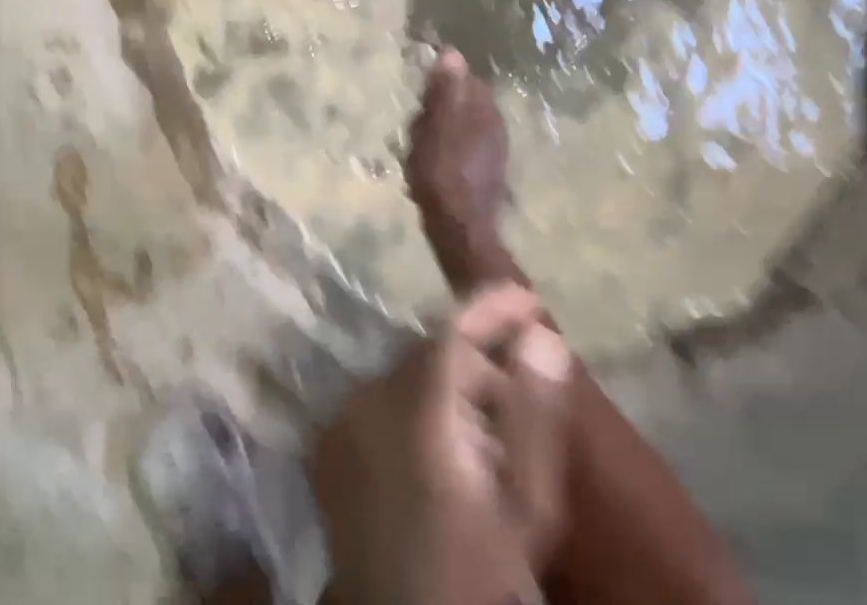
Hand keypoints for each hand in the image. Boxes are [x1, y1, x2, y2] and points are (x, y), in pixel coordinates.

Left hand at [309, 284, 573, 604]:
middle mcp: (364, 403)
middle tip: (520, 393)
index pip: (449, 333)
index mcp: (413, 412)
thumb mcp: (525, 504)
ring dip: (446, 386)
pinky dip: (413, 406)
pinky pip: (377, 401)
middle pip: (426, 353)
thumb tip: (540, 338)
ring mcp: (337, 424)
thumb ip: (532, 416)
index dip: (488, 306)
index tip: (527, 297)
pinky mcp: (326, 447)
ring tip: (486, 433)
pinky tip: (443, 446)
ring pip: (401, 375)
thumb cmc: (474, 569)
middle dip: (476, 359)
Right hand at [405, 48, 508, 245]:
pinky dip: (444, 153)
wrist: (461, 229)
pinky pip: (461, 151)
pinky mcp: (486, 174)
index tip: (418, 96)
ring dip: (438, 133)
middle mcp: (496, 126)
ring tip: (416, 150)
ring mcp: (493, 152)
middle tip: (414, 127)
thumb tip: (452, 52)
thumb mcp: (436, 127)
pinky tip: (429, 168)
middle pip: (462, 103)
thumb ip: (445, 90)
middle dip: (436, 110)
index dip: (440, 83)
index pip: (465, 78)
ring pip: (460, 128)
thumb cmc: (442, 174)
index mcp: (485, 110)